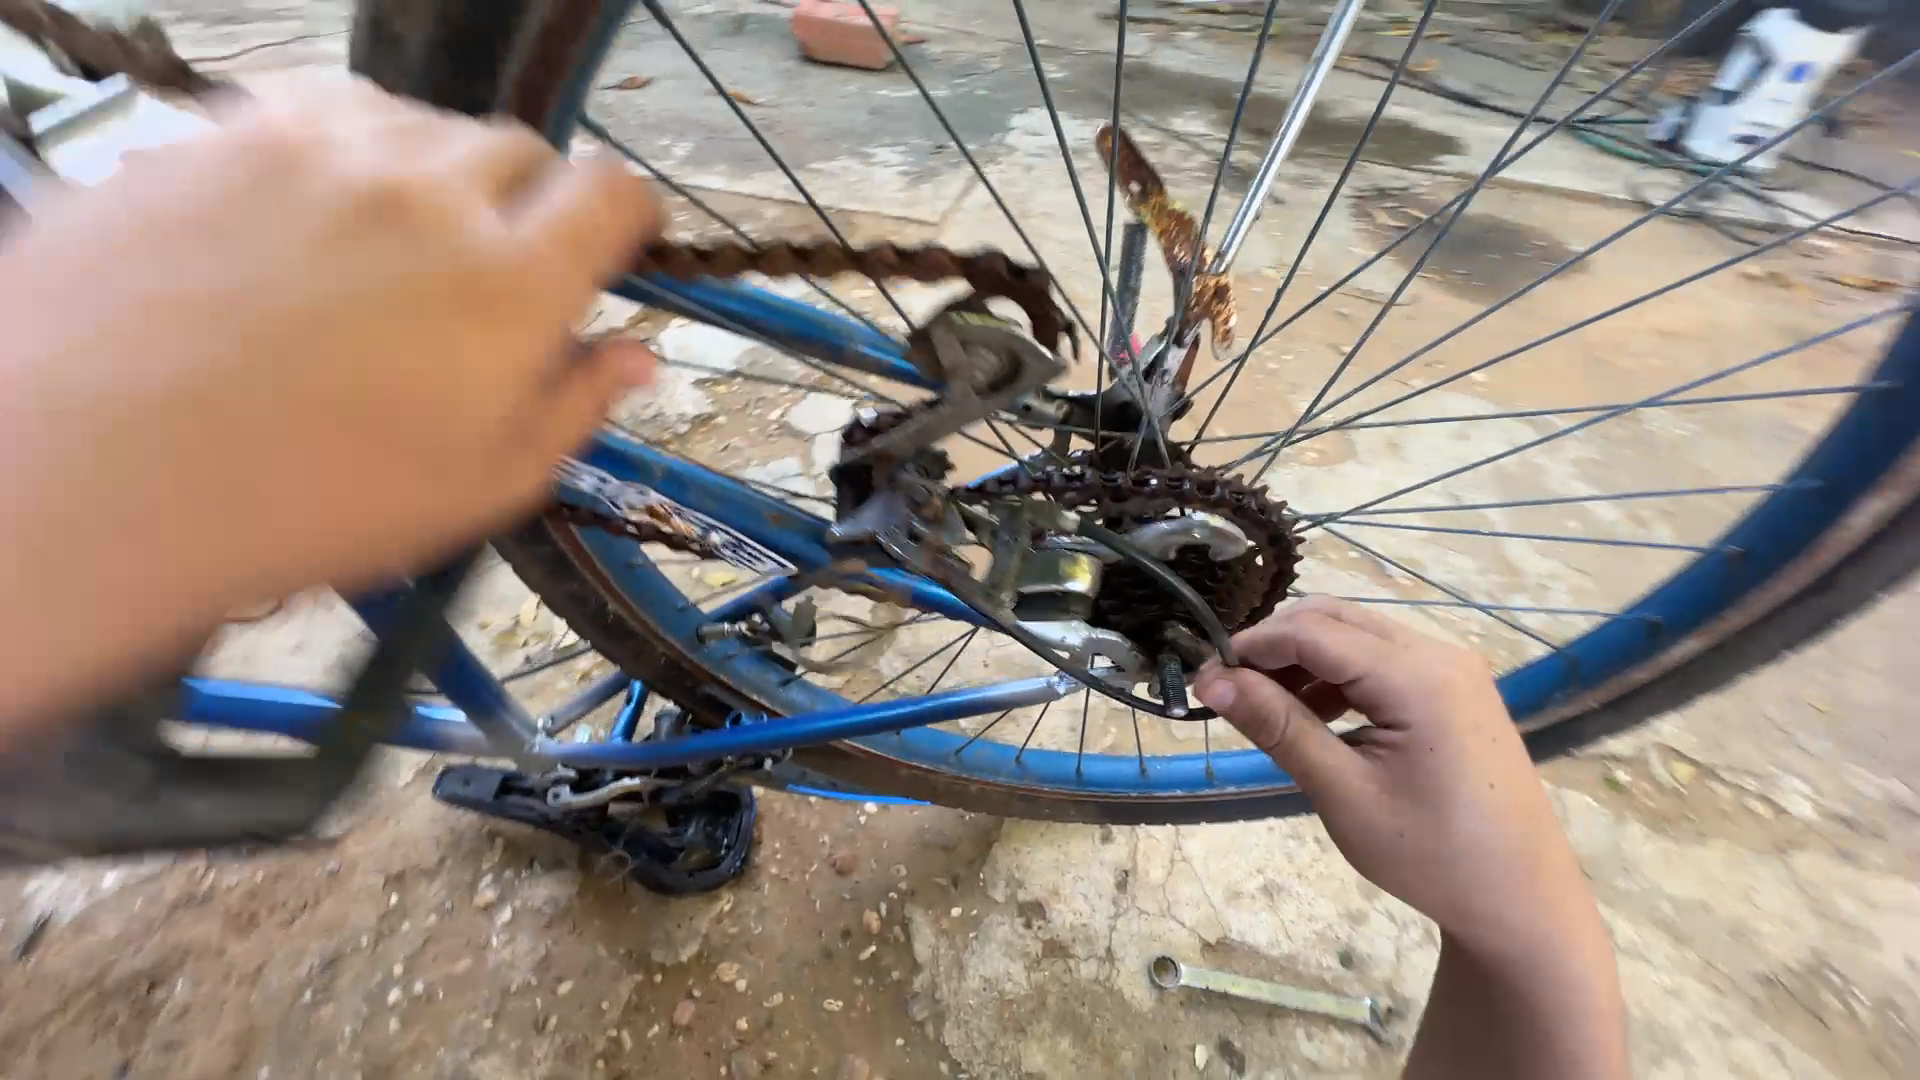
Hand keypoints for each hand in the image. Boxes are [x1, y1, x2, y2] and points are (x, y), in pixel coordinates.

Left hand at [0, 79, 656, 719]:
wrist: (85, 477)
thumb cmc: (328, 499)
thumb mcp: (495, 480)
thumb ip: (581, 403)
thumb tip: (641, 354)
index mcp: (510, 285)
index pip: (612, 193)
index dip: (634, 212)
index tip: (623, 244)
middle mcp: (428, 195)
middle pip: (526, 149)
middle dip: (543, 202)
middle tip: (512, 267)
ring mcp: (314, 152)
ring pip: (431, 124)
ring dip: (456, 175)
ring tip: (423, 241)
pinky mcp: (216, 136)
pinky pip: (330, 111)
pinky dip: (366, 151)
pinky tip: (339, 209)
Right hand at [1192, 599, 1597, 959]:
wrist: (1524, 905)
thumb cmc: (1432, 856)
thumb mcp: (1342, 792)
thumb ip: (1276, 726)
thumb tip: (1210, 681)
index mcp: (1418, 678)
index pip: (1311, 632)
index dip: (1250, 647)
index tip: (1204, 678)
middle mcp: (1438, 654)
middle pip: (1332, 618)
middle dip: (1273, 646)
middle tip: (1231, 689)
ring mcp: (1450, 668)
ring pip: (1352, 633)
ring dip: (1301, 658)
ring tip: (1267, 707)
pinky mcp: (1450, 687)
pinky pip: (1377, 657)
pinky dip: (1334, 674)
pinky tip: (1315, 715)